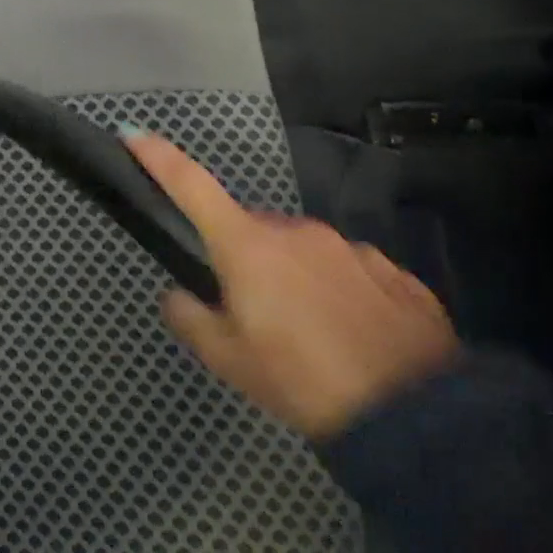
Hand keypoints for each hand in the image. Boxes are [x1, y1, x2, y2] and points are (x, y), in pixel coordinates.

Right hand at [126, 131, 461, 441]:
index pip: (191, 186)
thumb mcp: (226, 359)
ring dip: (294, 277)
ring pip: (303, 251)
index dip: (158, 158)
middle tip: (249, 312)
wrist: (420, 419)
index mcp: (247, 245)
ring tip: (308, 333)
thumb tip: (180, 294)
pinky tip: (351, 335)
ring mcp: (352, 249)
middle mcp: (297, 232)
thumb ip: (189, 317)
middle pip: (251, 231)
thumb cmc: (302, 380)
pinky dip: (339, 293)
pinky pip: (350, 273)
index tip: (133, 133)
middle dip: (243, 257)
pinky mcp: (397, 275)